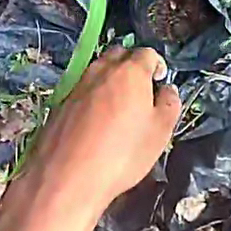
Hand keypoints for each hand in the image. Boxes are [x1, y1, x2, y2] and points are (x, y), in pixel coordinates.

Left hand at [28, 47, 181, 206]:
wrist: (67, 177)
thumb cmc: (122, 154)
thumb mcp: (160, 132)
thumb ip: (169, 104)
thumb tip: (167, 89)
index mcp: (129, 72)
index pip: (147, 53)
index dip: (157, 64)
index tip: (160, 80)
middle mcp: (101, 70)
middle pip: (119, 55)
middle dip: (132, 65)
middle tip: (141, 90)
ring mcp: (78, 85)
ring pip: (98, 71)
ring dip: (111, 80)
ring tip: (119, 107)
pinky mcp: (61, 102)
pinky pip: (83, 90)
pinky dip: (94, 96)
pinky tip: (97, 122)